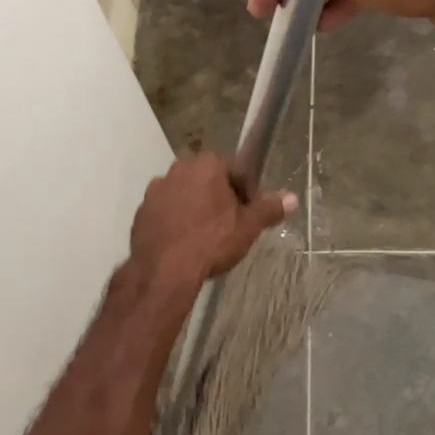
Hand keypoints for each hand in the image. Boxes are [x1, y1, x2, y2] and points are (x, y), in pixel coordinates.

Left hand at [129, 153, 296, 281]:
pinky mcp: (142, 209)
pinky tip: (181, 242)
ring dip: (193, 206)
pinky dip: (173, 219)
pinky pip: (165, 209)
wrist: (164, 270)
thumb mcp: (247, 227)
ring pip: (184, 192)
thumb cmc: (211, 241)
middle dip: (216, 196)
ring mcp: (157, 187)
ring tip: (202, 237)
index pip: (233, 170)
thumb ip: (269, 209)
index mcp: (208, 164)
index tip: (244, 214)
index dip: (242, 191)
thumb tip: (293, 198)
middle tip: (226, 225)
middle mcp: (180, 167)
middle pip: (206, 178)